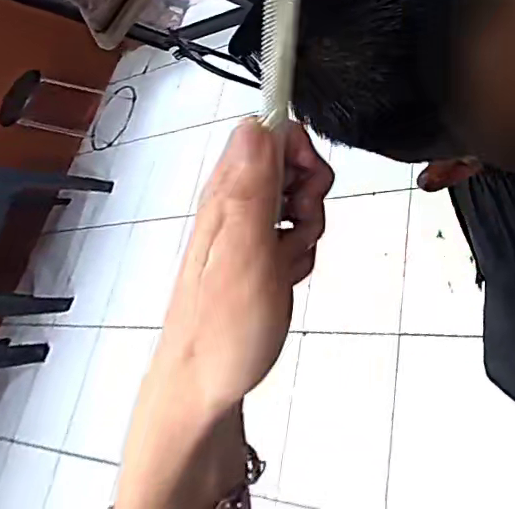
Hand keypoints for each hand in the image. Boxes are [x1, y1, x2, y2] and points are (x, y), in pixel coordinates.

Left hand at [159, 120, 332, 408]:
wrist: (203, 389)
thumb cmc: (222, 332)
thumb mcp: (244, 254)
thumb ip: (253, 187)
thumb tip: (256, 125)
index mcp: (228, 192)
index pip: (267, 131)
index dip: (297, 148)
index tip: (305, 186)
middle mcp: (235, 201)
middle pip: (289, 161)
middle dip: (310, 191)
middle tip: (297, 227)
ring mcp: (246, 226)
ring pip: (296, 196)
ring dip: (307, 225)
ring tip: (287, 258)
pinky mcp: (257, 249)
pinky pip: (294, 229)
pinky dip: (300, 248)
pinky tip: (285, 273)